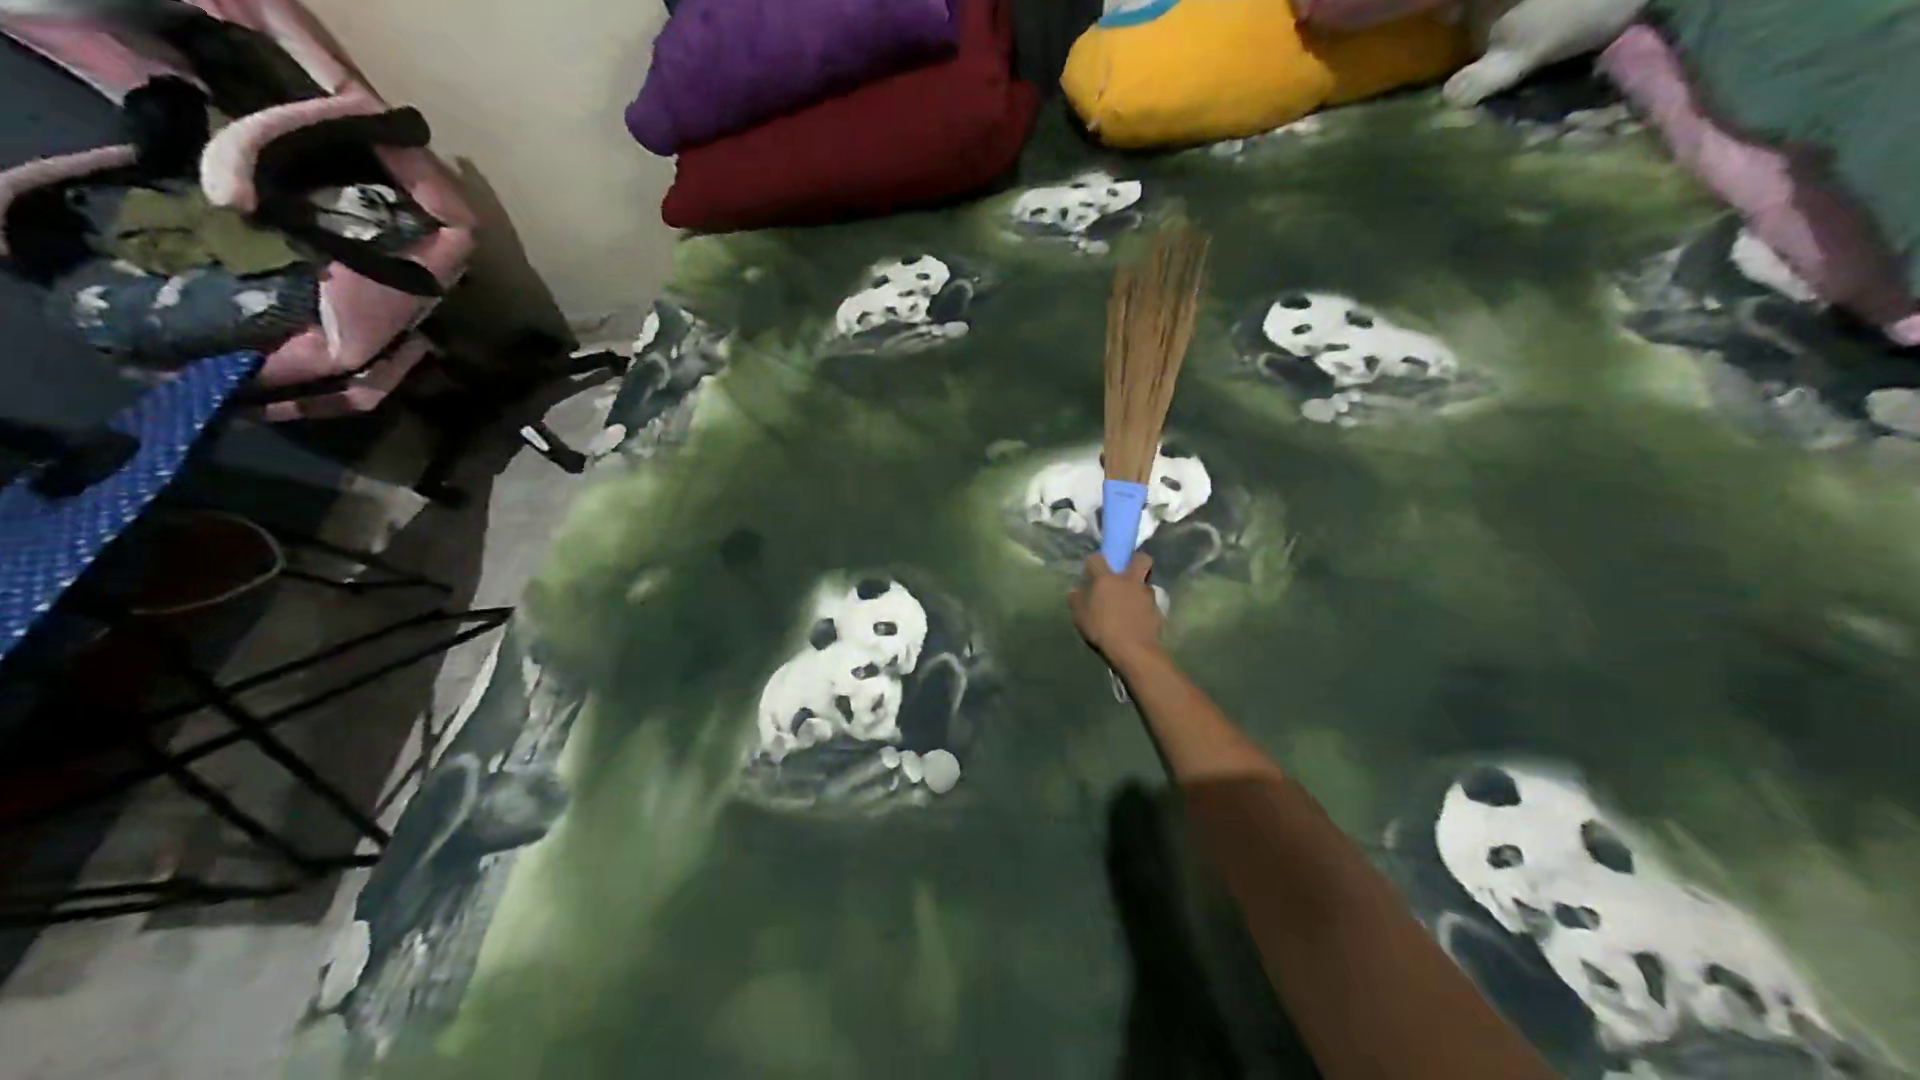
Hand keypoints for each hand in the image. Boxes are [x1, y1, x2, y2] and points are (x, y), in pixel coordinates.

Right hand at [1070, 552, 1161, 665]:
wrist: (1133, 649)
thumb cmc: (1102, 631)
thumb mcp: (1080, 618)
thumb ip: (1077, 601)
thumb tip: (1075, 591)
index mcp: (1106, 579)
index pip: (1098, 558)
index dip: (1094, 561)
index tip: (1091, 570)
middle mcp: (1128, 580)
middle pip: (1140, 558)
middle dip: (1135, 559)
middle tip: (1126, 571)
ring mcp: (1145, 593)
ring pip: (1146, 579)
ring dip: (1139, 585)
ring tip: (1131, 599)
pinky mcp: (1156, 607)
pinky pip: (1150, 599)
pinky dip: (1144, 603)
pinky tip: (1138, 615)